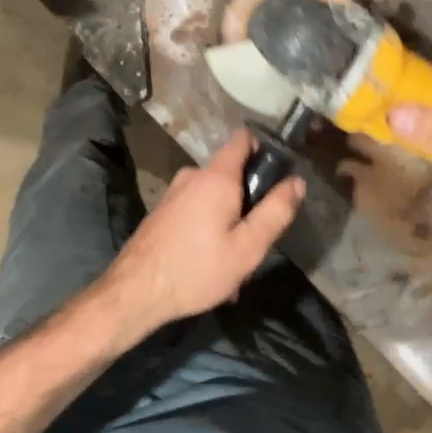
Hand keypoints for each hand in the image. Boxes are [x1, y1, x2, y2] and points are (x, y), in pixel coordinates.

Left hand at [97, 130, 304, 332]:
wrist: (135, 292)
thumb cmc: (197, 269)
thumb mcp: (248, 247)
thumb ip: (276, 211)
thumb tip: (296, 181)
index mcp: (216, 177)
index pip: (243, 139)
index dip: (264, 151)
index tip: (277, 178)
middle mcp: (192, 176)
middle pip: (231, 174)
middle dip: (248, 201)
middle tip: (255, 239)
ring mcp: (173, 193)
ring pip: (214, 198)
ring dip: (228, 223)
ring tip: (232, 263)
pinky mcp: (162, 212)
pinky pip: (196, 212)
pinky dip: (208, 231)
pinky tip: (209, 266)